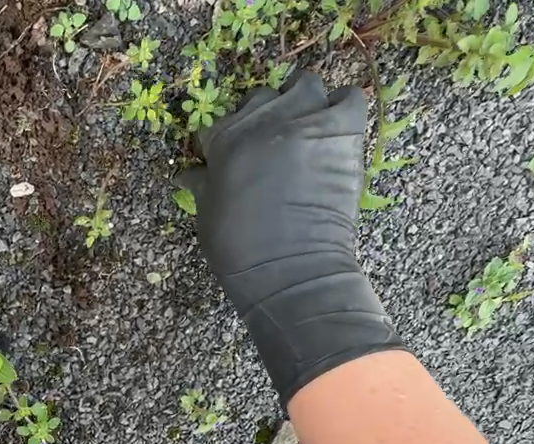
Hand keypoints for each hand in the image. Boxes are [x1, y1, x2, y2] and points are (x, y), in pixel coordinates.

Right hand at [177, 72, 401, 405]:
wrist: (288, 267)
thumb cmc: (238, 247)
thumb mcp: (207, 214)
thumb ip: (201, 184)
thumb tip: (187, 173)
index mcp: (225, 140)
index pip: (220, 123)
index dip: (223, 142)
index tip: (228, 160)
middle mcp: (264, 120)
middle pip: (262, 98)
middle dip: (261, 118)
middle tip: (266, 147)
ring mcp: (305, 120)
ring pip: (303, 86)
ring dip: (300, 103)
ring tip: (301, 130)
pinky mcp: (342, 128)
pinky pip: (346, 98)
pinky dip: (339, 108)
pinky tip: (332, 130)